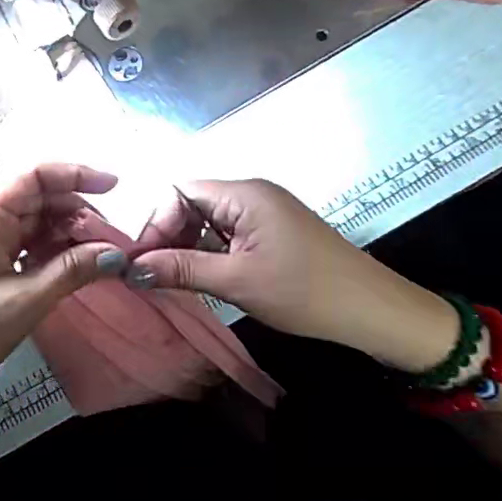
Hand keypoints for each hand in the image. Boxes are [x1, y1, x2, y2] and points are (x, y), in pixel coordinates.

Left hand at [0, 164, 128, 452]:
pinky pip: (23, 245)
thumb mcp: (21, 304)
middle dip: (79, 213)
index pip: (33, 176)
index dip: (76, 174)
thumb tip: (116, 254)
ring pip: (33, 224)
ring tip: (98, 257)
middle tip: (113, 241)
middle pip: (37, 199)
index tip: (115, 187)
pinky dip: (51, 252)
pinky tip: (72, 267)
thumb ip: (71, 271)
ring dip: (68, 235)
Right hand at [128, 179, 457, 372]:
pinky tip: (202, 279)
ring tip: (173, 282)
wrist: (368, 308)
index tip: (140, 262)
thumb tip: (134, 268)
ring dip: (189, 248)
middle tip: (153, 276)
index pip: (180, 192)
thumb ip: (182, 269)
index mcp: (244, 194)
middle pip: (193, 204)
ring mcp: (267, 214)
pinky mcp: (275, 234)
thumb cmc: (303, 291)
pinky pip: (231, 236)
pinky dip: (212, 255)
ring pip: (211, 223)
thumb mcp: (237, 281)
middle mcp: (253, 194)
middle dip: (169, 237)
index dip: (156, 223)